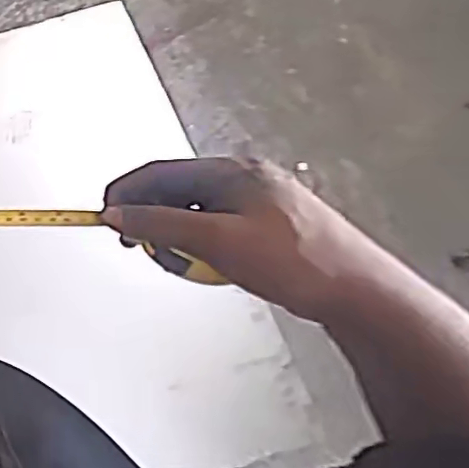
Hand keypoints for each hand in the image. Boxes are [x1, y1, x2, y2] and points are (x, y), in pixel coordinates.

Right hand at [101, 158, 411, 322]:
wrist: (362, 296)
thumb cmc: (300, 263)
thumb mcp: (212, 239)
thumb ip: (156, 223)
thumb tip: (117, 214)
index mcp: (234, 171)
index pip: (157, 172)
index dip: (124, 194)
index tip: (106, 217)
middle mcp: (245, 179)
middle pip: (171, 190)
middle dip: (149, 219)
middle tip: (138, 244)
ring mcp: (256, 201)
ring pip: (188, 210)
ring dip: (173, 236)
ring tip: (181, 261)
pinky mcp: (262, 225)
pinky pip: (209, 226)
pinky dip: (196, 244)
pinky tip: (205, 264)